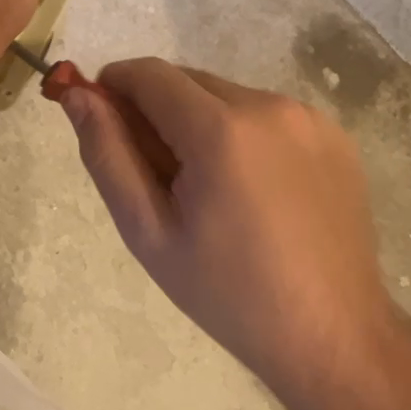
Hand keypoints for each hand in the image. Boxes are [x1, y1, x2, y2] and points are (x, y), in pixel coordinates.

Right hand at [62, 58, 402, 405]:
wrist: (333, 336)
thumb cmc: (227, 292)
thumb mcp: (147, 231)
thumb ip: (106, 154)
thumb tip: (75, 97)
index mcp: (221, 131)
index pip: (147, 73)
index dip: (112, 89)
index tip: (104, 127)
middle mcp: (269, 106)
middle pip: (186, 81)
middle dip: (155, 112)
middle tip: (155, 177)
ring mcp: (310, 119)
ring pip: (224, 96)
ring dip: (197, 123)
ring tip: (205, 191)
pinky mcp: (335, 136)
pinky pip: (263, 115)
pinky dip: (239, 135)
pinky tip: (247, 191)